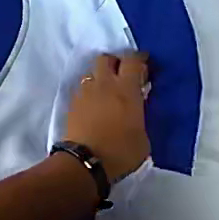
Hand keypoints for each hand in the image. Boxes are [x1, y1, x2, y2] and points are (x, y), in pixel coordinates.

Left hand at [63, 52, 149, 181]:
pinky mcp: (73, 102)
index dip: (140, 60)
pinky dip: (91, 92)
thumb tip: (138, 106)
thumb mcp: (144, 136)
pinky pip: (83, 88)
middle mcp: (104, 84)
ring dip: (101, 77)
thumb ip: (141, 114)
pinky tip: (96, 106)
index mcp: (125, 89)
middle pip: (106, 58)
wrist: (86, 161)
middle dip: (116, 63)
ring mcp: (85, 91)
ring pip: (92, 72)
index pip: (132, 60)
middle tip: (125, 76)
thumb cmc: (121, 150)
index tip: (146, 68)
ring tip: (109, 93)